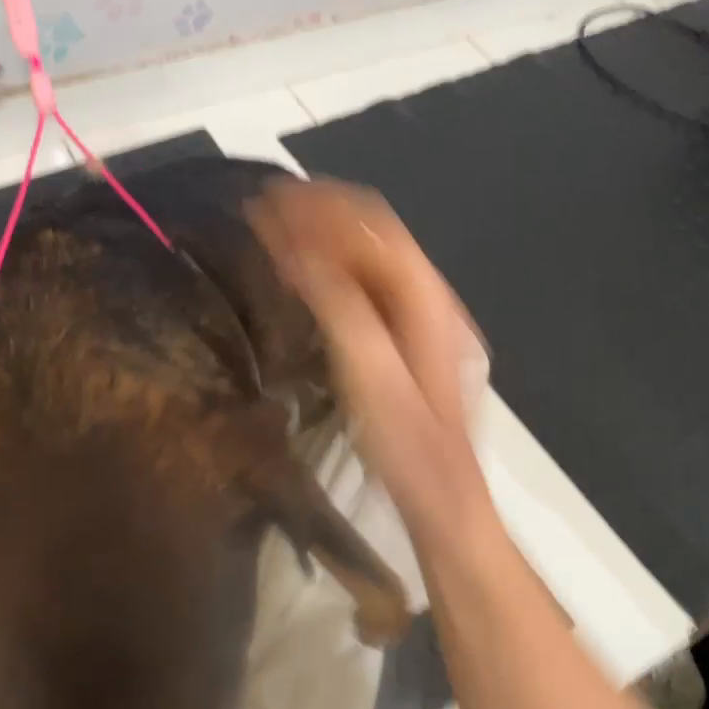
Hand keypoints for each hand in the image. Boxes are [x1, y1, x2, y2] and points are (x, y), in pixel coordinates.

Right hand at [248, 179, 489, 527]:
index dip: (323, 209)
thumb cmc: (410, 451)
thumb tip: (299, 251)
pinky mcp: (401, 340)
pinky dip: (325, 264)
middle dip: (318, 212)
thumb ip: (341, 310)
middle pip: (371, 234)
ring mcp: (416, 319)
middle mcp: (426, 299)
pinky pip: (360, 283)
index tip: (271, 201)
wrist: (445, 506)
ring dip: (319, 234)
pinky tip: (295, 266)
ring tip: (271, 224)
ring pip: (365, 256)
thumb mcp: (373, 380)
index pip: (373, 230)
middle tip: (263, 206)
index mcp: (427, 301)